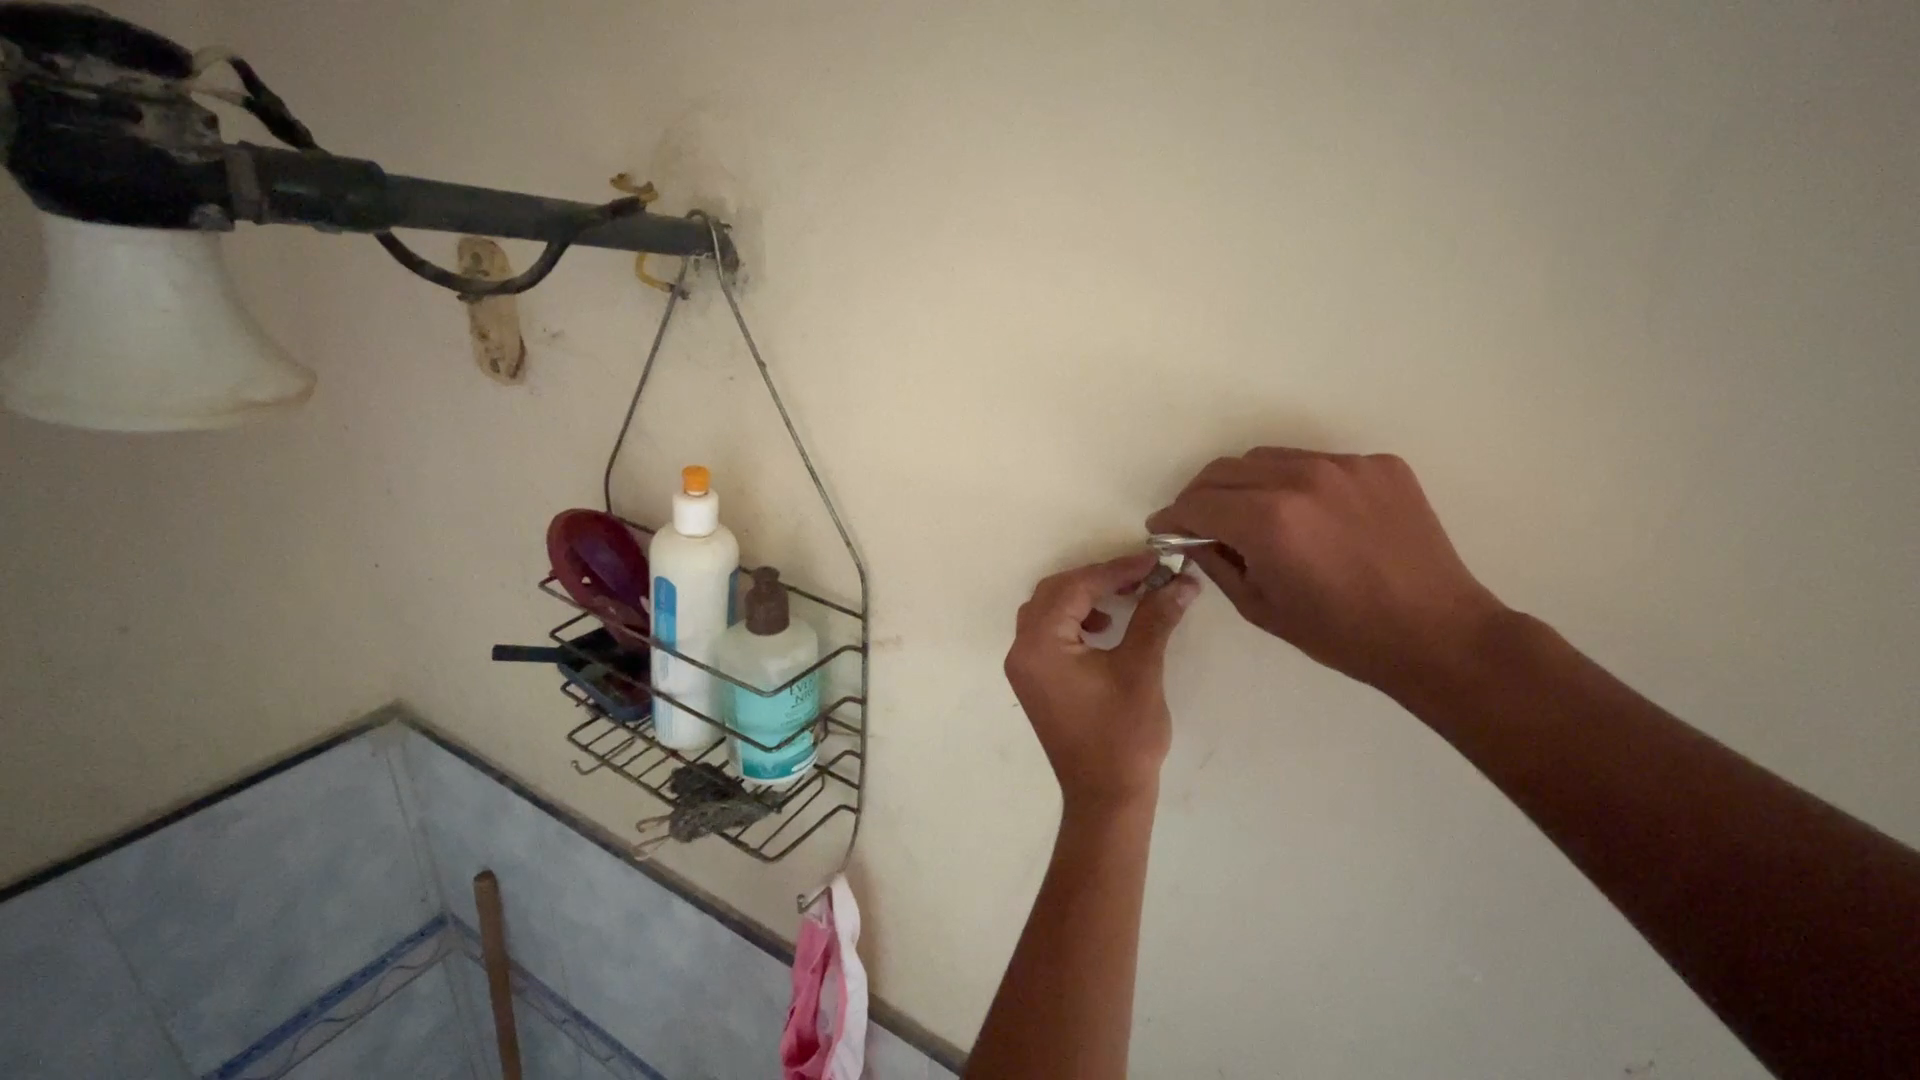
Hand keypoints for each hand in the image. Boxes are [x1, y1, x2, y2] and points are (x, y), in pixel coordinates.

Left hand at [1004, 554, 1201, 811]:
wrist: (1106, 796)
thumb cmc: (1123, 735)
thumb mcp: (1141, 669)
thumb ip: (1156, 617)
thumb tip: (1181, 581)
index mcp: (1039, 645)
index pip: (1074, 588)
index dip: (1115, 570)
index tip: (1154, 561)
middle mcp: (1022, 651)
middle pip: (1054, 593)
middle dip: (1098, 579)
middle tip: (1141, 576)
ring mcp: (1025, 668)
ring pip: (1048, 611)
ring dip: (1084, 597)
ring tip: (1125, 599)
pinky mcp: (1036, 682)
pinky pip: (1048, 634)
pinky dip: (1075, 621)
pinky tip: (1105, 630)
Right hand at [1147, 448, 1507, 695]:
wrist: (1435, 632)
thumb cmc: (1341, 633)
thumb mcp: (1262, 608)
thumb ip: (1218, 564)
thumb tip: (1195, 539)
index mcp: (1268, 520)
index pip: (1198, 502)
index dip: (1174, 517)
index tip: (1166, 529)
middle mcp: (1302, 478)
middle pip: (1225, 469)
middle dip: (1202, 495)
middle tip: (1201, 522)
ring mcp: (1345, 466)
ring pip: (1269, 458)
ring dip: (1247, 484)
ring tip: (1254, 515)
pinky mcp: (1379, 465)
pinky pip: (1317, 463)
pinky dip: (1298, 484)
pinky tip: (1311, 517)